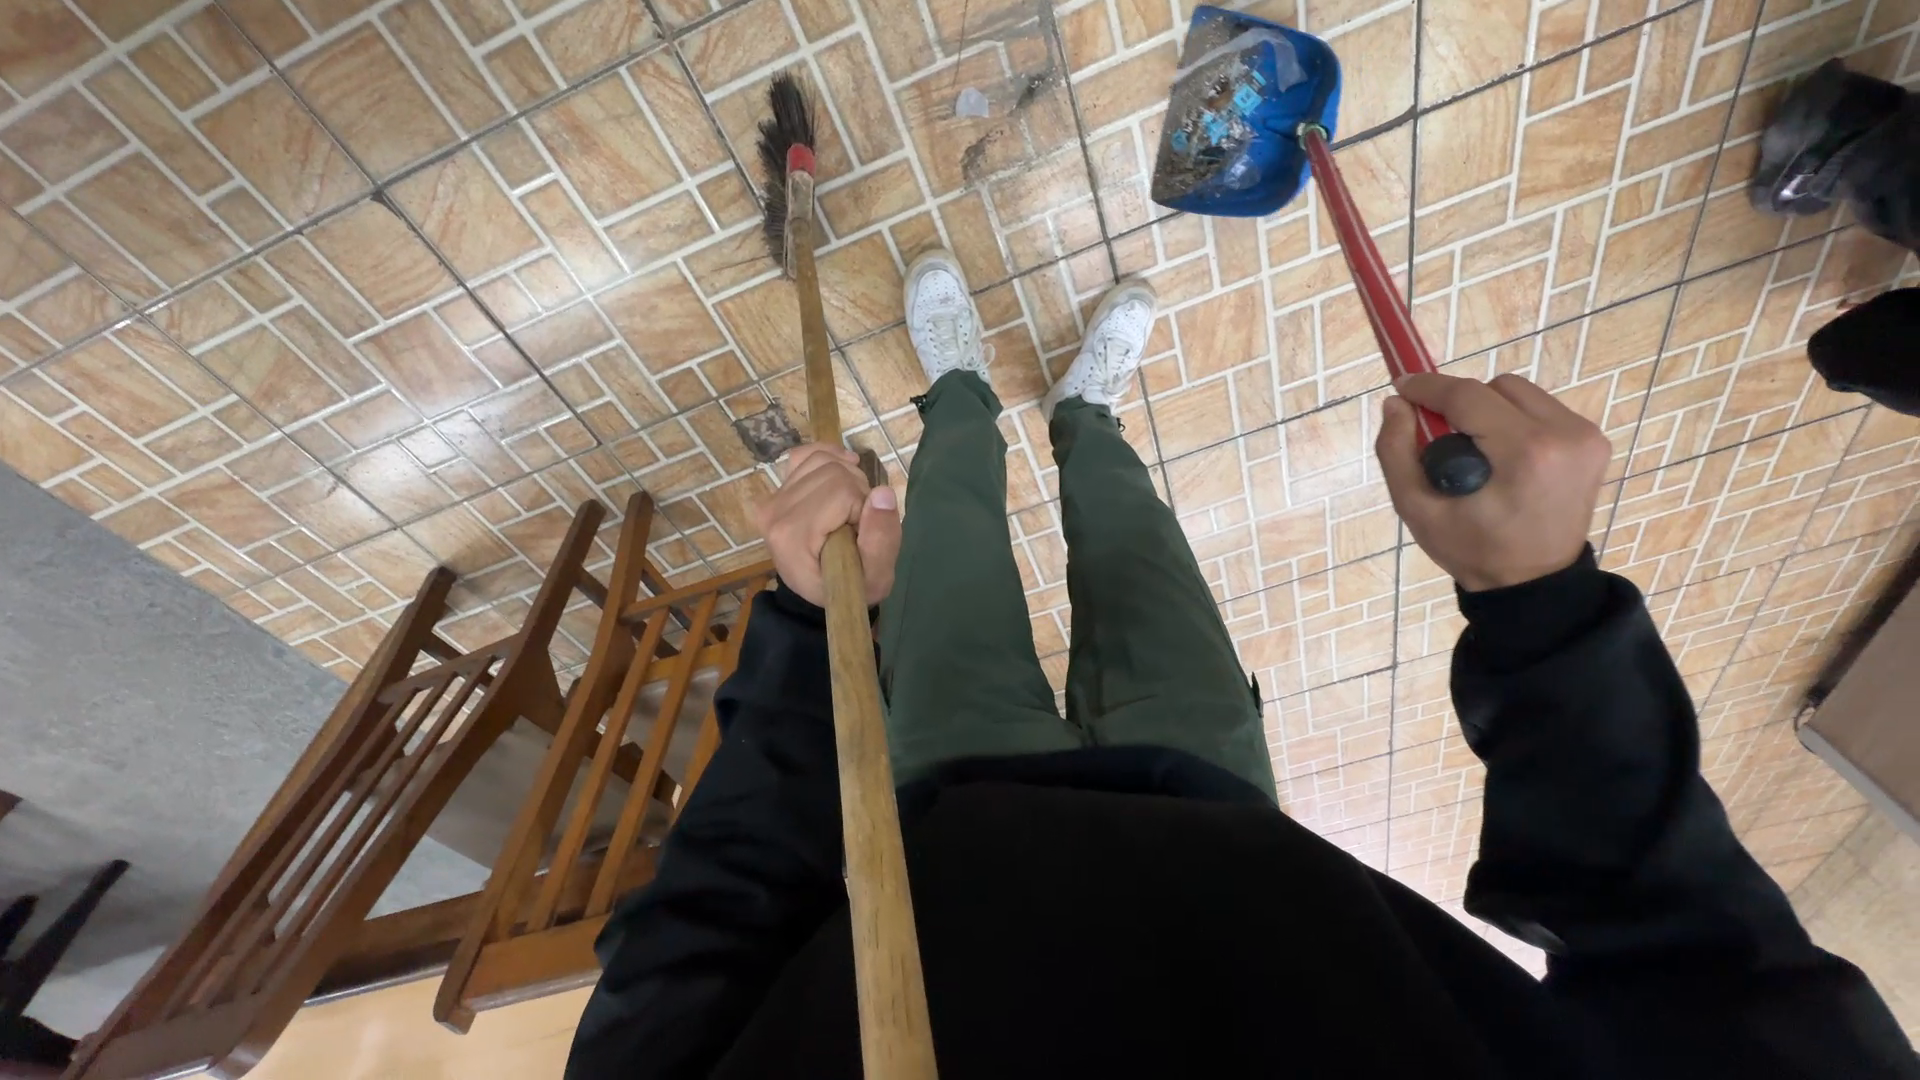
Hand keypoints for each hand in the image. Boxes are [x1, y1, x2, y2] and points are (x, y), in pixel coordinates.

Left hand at [754, 443, 900, 606]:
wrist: (824, 589)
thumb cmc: (851, 586)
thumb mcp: (876, 577)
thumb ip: (882, 540)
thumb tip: (882, 492)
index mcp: (795, 538)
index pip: (842, 491)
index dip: (864, 506)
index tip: (863, 532)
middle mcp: (775, 514)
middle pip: (832, 471)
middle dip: (857, 490)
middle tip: (860, 520)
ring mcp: (772, 500)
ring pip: (822, 460)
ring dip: (848, 476)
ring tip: (852, 505)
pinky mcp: (777, 491)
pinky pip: (803, 455)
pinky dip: (828, 456)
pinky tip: (843, 469)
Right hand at [1376, 373, 1608, 591]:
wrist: (1531, 580)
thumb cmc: (1469, 548)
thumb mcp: (1415, 507)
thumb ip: (1396, 451)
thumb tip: (1395, 404)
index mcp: (1524, 453)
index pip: (1468, 396)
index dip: (1428, 387)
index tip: (1400, 386)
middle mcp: (1565, 435)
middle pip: (1496, 387)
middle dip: (1460, 403)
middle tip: (1437, 437)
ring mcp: (1586, 436)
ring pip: (1520, 393)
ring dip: (1486, 410)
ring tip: (1471, 449)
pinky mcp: (1593, 440)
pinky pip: (1539, 409)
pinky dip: (1510, 421)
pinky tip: (1498, 455)